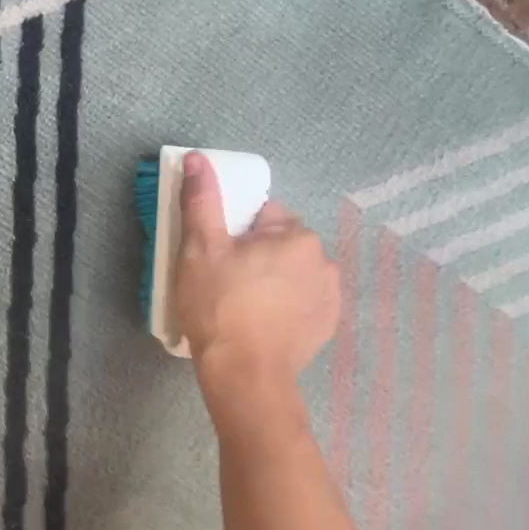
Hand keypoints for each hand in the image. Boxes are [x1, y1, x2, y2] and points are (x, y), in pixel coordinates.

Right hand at [173, 153, 339, 427]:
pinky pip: (299, 300)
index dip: (229, 230)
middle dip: (249, 254)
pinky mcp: (327, 324)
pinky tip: (256, 320)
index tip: (209, 253)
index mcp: (294, 235)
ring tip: (235, 303)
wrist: (244, 371)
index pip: (258, 214)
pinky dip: (280, 304)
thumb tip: (198, 158)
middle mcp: (323, 259)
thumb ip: (201, 201)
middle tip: (216, 278)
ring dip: (266, 279)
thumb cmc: (218, 304)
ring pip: (288, 272)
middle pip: (274, 242)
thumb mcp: (199, 248)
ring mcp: (330, 294)